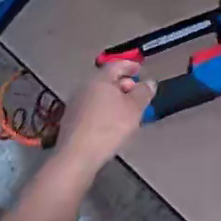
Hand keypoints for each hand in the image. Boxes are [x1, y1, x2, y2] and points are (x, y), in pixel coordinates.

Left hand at [53, 59, 153, 175]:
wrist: (77, 155)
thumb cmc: (109, 127)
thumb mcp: (134, 109)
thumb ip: (143, 93)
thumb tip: (148, 83)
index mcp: (99, 79)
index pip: (116, 65)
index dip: (130, 65)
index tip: (140, 69)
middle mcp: (85, 87)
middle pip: (106, 80)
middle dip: (123, 84)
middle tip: (136, 93)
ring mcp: (75, 103)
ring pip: (99, 95)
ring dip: (113, 99)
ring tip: (126, 111)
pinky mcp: (71, 120)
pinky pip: (92, 108)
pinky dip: (104, 110)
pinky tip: (110, 124)